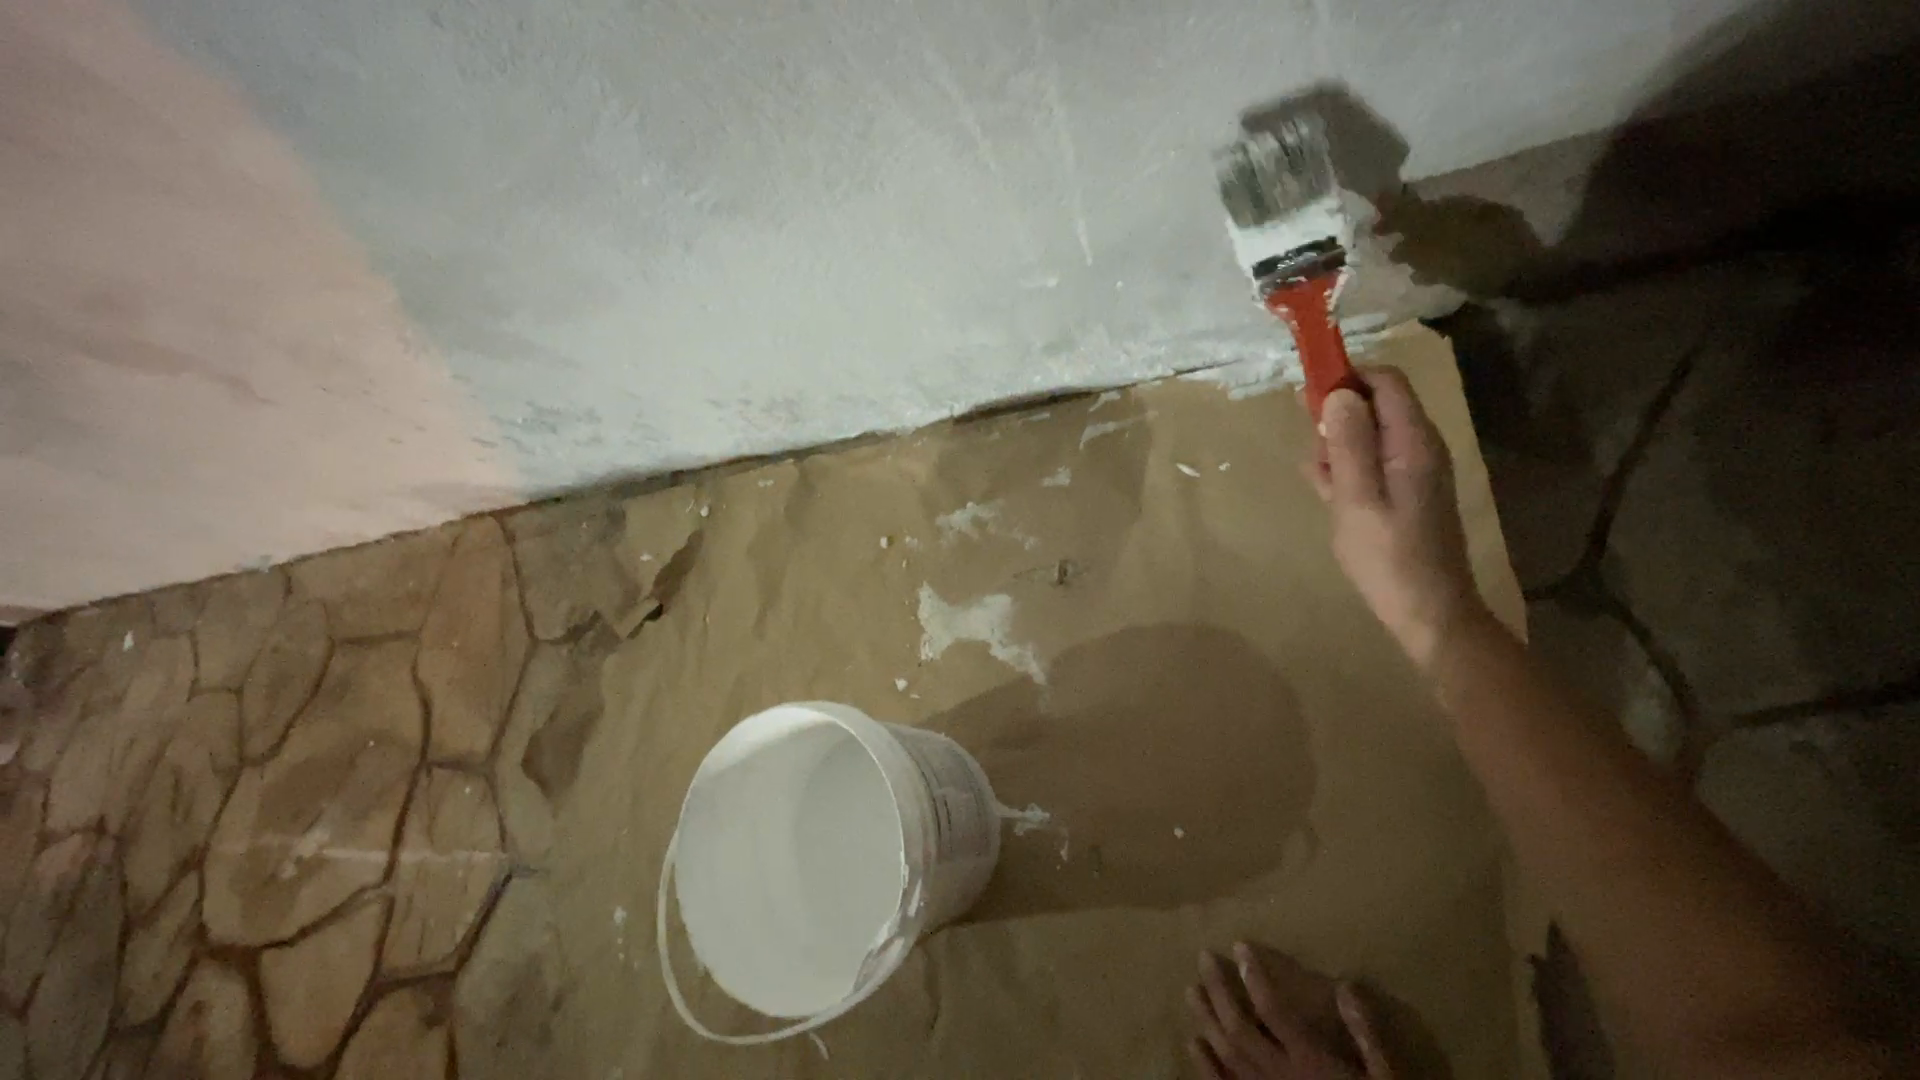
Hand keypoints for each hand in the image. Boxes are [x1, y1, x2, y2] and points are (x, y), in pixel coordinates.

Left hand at [1187, 946, 1393, 1078]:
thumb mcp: (1387, 1078)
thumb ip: (1367, 1034)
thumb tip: (1347, 987)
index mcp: (1311, 1062)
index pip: (1273, 1009)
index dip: (1254, 975)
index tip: (1239, 945)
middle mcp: (1281, 1076)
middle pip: (1239, 1027)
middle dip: (1219, 990)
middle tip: (1203, 957)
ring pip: (1227, 1054)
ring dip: (1206, 1019)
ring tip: (1192, 990)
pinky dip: (1206, 1067)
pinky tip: (1194, 1043)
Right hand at [1306, 369, 1487, 667]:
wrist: (1429, 612)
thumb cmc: (1387, 556)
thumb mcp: (1357, 498)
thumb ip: (1349, 443)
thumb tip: (1339, 392)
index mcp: (1413, 441)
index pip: (1385, 381)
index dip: (1346, 377)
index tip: (1308, 396)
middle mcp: (1421, 447)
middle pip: (1376, 405)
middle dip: (1337, 419)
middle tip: (1317, 457)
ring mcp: (1416, 471)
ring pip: (1370, 435)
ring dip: (1339, 449)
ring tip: (1323, 485)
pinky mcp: (1408, 493)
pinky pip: (1373, 463)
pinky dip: (1348, 471)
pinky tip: (1333, 498)